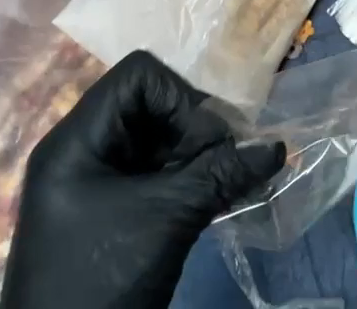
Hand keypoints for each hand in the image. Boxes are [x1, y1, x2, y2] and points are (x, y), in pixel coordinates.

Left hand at [1, 50, 285, 308]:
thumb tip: (279, 147)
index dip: (180, 97)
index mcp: (77, 140)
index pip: (138, 76)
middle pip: (149, 105)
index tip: (208, 141)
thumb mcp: (166, 220)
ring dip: (198, 155)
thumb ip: (220, 175)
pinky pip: (155, 174)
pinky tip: (219, 195)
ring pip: (157, 141)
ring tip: (231, 178)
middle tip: (229, 159)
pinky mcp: (110, 212)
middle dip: (195, 126)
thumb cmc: (101, 280)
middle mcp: (83, 150)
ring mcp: (94, 183)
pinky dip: (188, 178)